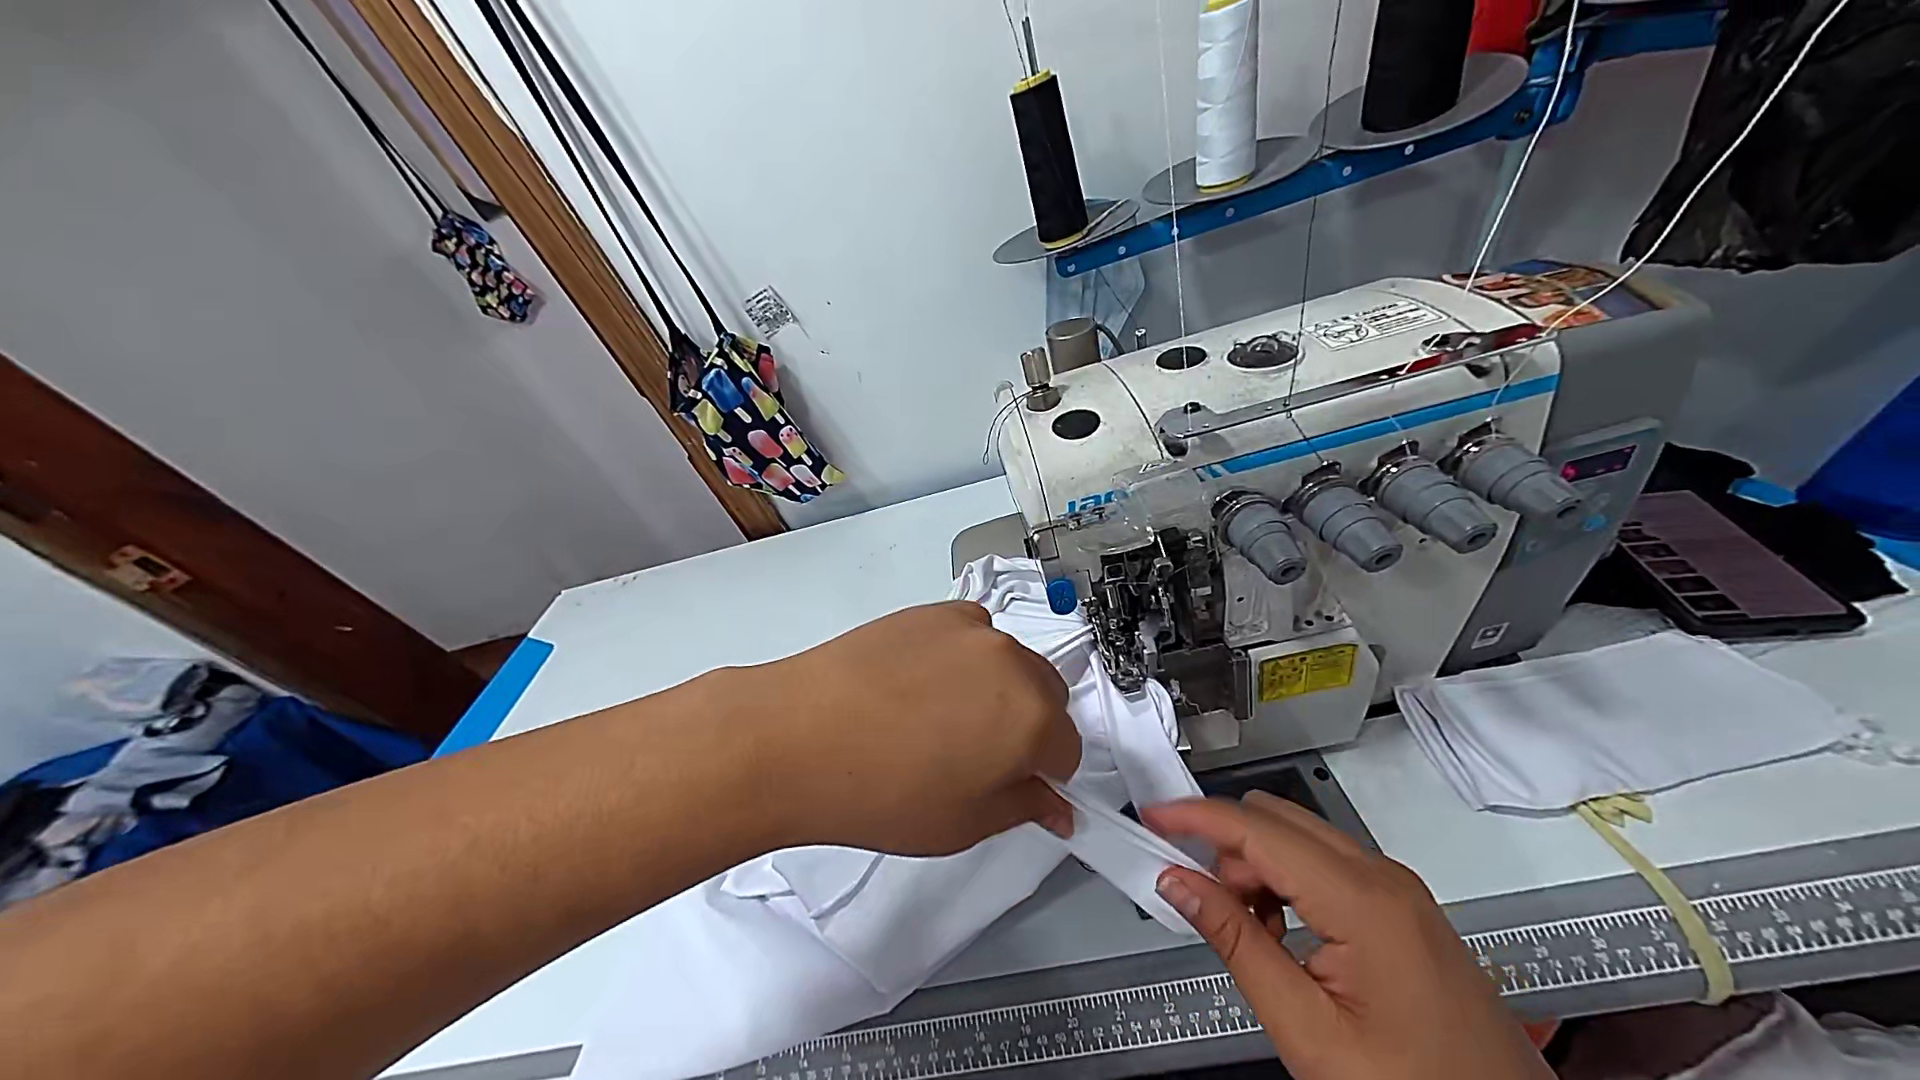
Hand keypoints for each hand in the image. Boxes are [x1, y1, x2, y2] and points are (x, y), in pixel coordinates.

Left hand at [733, 601, 1080, 855]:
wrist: (797, 737)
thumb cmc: (868, 784)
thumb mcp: (963, 823)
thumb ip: (1023, 807)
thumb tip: (1048, 802)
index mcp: (1032, 718)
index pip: (1069, 748)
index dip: (1047, 774)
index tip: (1025, 783)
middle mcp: (1010, 663)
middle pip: (1049, 697)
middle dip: (1029, 728)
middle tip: (983, 757)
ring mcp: (971, 631)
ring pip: (1011, 663)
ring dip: (997, 690)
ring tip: (941, 722)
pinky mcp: (934, 613)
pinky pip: (971, 636)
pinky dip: (963, 659)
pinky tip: (923, 690)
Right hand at [1143, 794, 1551, 1079]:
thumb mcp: (1307, 1028)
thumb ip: (1234, 942)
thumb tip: (1180, 883)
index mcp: (1364, 901)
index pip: (1255, 828)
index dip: (1195, 817)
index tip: (1155, 818)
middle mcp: (1383, 878)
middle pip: (1273, 820)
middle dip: (1225, 849)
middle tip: (1201, 898)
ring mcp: (1396, 889)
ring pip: (1295, 837)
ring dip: (1254, 868)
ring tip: (1250, 934)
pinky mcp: (1398, 904)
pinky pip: (1321, 862)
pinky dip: (1284, 881)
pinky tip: (1282, 934)